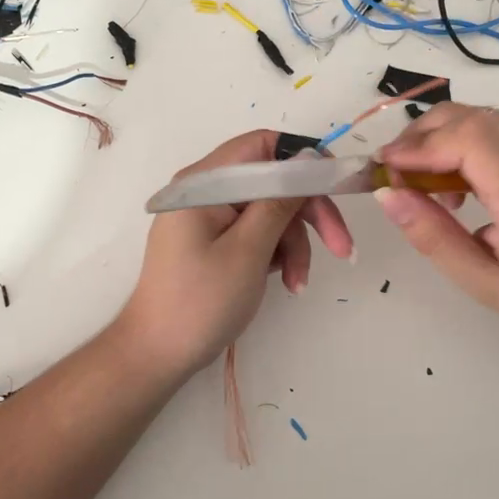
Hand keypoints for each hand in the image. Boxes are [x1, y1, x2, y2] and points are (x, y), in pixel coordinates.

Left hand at [113, 131, 354, 377]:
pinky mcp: (213, 241)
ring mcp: (208, 216)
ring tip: (298, 284)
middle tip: (341, 249)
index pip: (262, 145)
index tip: (336, 187)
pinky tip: (287, 283)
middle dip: (308, 214)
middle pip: (271, 182)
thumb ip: (280, 201)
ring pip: (269, 212)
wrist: (157, 353)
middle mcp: (204, 190)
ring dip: (294, 245)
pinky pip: (255, 233)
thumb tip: (308, 157)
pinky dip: (276, 254)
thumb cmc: (201, 301)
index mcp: (203, 182)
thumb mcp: (249, 250)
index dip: (303, 160)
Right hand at [375, 103, 498, 341]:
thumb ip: (432, 237)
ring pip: (477, 115)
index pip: (467, 140)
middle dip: (418, 138)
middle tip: (399, 176)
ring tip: (435, 188)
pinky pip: (496, 122)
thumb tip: (387, 193)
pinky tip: (466, 179)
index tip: (384, 169)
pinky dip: (465, 140)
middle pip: (466, 117)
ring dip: (439, 140)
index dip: (417, 147)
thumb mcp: (485, 282)